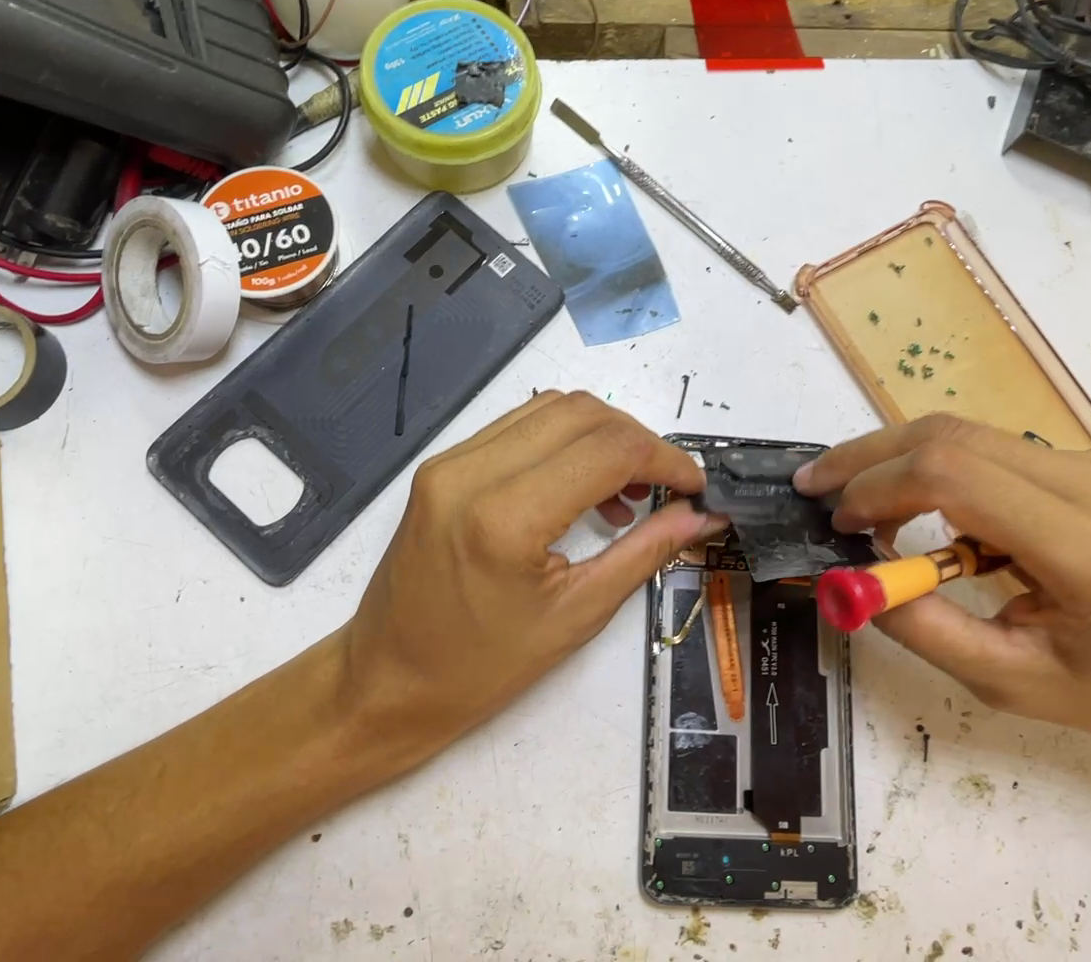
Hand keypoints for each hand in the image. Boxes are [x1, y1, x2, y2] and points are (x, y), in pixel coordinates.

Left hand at [344, 391, 724, 751]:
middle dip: (638, 441)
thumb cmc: (482, 668)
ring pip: (550, 409)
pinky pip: (518, 429)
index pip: (608, 450)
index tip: (695, 485)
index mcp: (505, 517)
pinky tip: (581, 489)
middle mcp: (471, 471)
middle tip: (665, 489)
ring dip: (601, 437)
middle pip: (582, 413)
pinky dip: (563, 443)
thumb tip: (703, 516)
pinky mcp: (441, 466)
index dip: (665, 459)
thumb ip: (645, 553)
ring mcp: (449, 462)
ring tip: (625, 495)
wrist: (387, 680)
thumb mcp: (576, 616)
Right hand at [793, 414, 1090, 763]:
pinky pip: (1001, 452)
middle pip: (954, 435)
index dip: (878, 486)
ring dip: (903, 461)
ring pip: (973, 434)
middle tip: (817, 484)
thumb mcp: (1007, 682)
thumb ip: (922, 628)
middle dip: (871, 456)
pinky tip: (935, 516)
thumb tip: (849, 580)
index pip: (954, 476)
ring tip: (867, 508)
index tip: (838, 522)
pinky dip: (945, 473)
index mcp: (1090, 549)